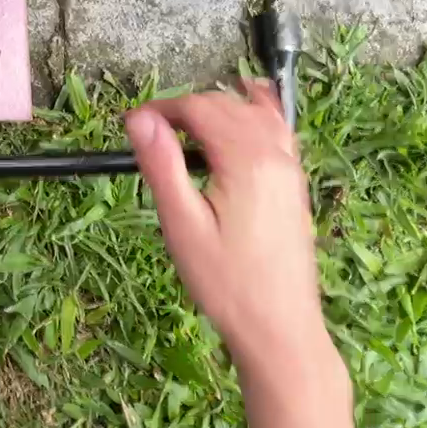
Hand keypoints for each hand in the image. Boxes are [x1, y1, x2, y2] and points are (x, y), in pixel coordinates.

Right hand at [125, 82, 364, 427]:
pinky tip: (252, 97)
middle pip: (224, 105)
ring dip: (215, 108)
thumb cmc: (226, 283)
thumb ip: (162, 165)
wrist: (280, 330)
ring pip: (251, 113)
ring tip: (182, 125)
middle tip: (150, 133)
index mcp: (246, 161)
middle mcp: (274, 155)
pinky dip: (259, 108)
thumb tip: (140, 119)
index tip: (133, 125)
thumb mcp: (182, 225)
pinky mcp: (293, 183)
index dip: (161, 109)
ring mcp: (290, 168)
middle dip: (184, 108)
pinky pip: (278, 128)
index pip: (198, 109)